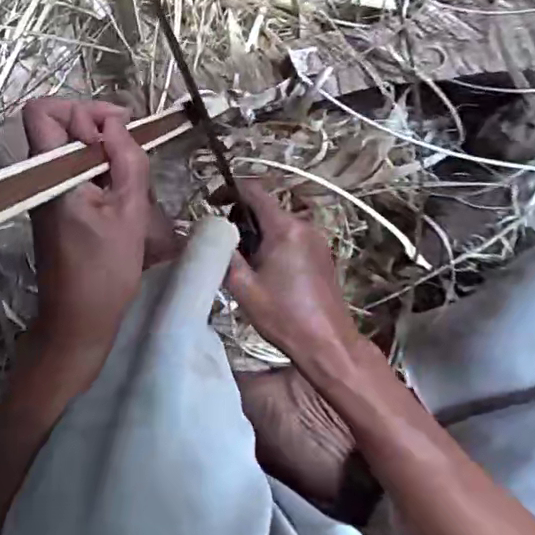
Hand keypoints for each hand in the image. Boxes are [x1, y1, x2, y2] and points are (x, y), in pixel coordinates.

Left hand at [22, 98, 151, 353]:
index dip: (80, 107)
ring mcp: (46, 190)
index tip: (118, 126)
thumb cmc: (104, 269)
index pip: (43, 111)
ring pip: (70, 147)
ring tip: (132, 174)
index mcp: (50, 173)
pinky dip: (100, 169)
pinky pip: (75, 169)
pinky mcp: (56, 205)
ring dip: (103, 150)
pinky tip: (123, 190)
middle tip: (132, 150)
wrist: (77, 320)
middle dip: (99, 127)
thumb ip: (125, 159)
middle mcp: (40, 176)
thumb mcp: (129, 210)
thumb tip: (117, 122)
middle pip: (60, 124)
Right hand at [223, 180, 362, 368]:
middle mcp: (304, 226)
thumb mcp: (244, 287)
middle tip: (222, 239)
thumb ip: (223, 255)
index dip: (230, 190)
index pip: (255, 191)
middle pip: (266, 206)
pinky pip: (292, 235)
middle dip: (241, 216)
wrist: (328, 343)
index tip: (211, 201)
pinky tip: (264, 268)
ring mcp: (316, 239)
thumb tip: (205, 235)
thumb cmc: (284, 316)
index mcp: (285, 228)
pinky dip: (273, 241)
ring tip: (241, 258)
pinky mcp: (322, 253)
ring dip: (257, 231)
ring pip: (279, 222)